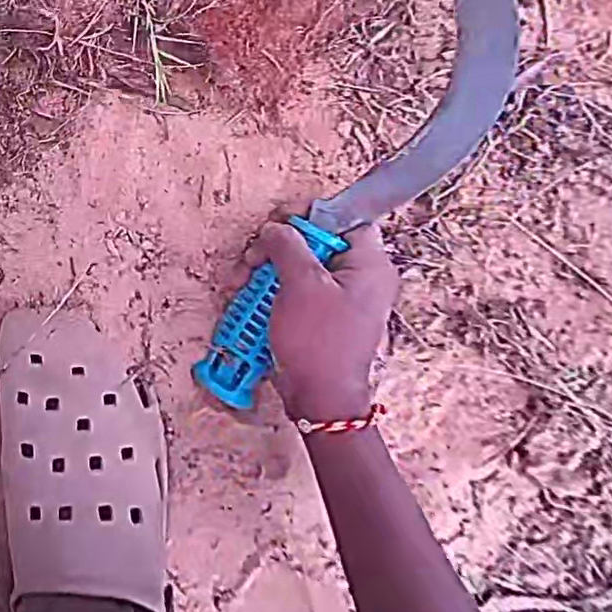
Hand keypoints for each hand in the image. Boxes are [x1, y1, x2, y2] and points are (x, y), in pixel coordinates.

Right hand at [250, 221, 399, 422]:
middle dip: (276, 247)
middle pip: (313, 241)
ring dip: (263, 268)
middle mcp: (357, 277)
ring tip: (242, 282)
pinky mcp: (315, 312)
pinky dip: (266, 288)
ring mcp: (335, 296)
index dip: (311, 216)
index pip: (346, 219)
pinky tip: (246, 297)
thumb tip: (276, 228)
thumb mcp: (301, 284)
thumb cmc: (318, 340)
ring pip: (295, 263)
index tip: (280, 223)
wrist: (318, 396)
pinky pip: (289, 286)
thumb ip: (288, 246)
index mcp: (368, 265)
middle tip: (254, 260)